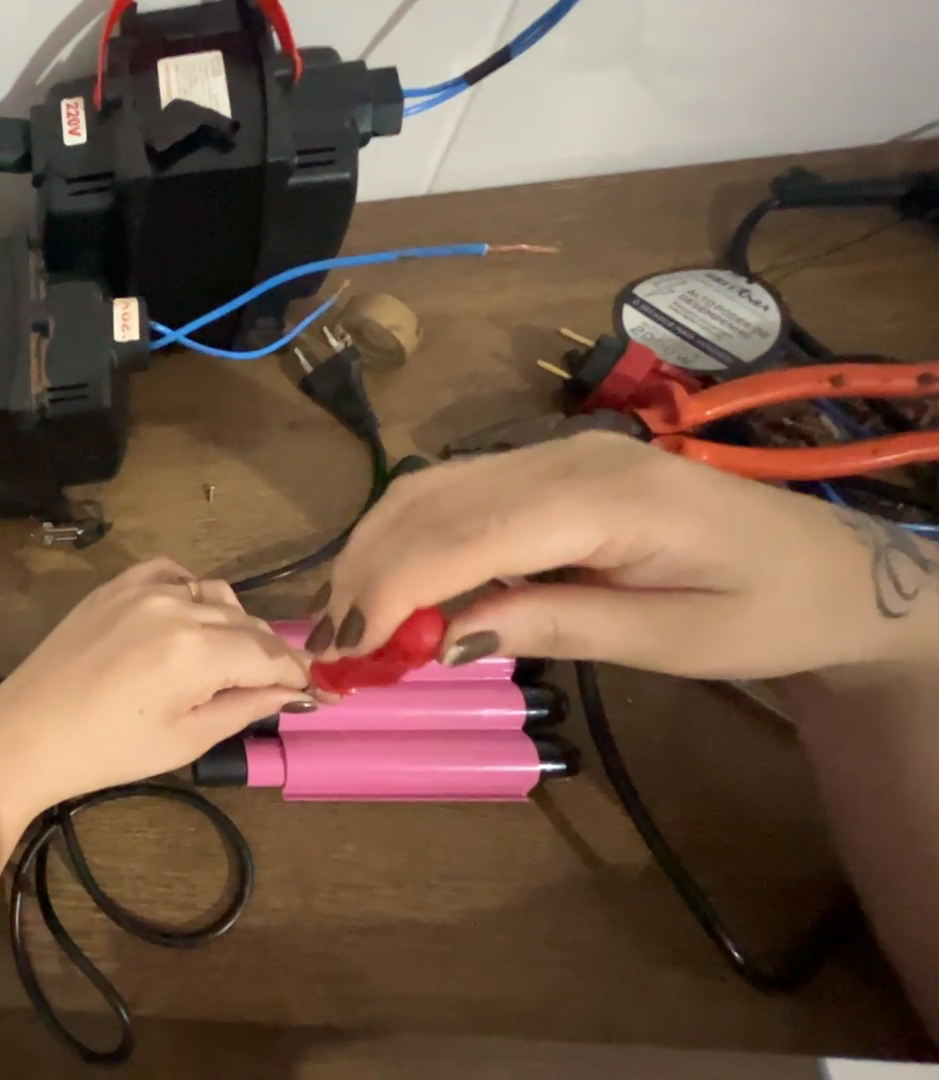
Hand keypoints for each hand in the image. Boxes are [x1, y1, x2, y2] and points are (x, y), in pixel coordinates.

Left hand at [0, 557, 311, 828]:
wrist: (27, 734)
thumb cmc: (108, 751)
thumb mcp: (187, 738)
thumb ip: (246, 705)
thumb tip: (296, 692)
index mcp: (197, 650)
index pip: (270, 654)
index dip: (297, 674)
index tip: (315, 691)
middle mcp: (175, 607)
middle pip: (245, 623)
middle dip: (267, 654)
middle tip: (274, 684)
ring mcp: (140, 590)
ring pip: (212, 594)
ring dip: (232, 623)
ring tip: (227, 658)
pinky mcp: (112, 586)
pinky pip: (169, 573)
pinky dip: (189, 591)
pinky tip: (188, 616)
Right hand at [309, 432, 938, 679]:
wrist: (839, 564)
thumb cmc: (775, 611)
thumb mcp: (675, 638)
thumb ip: (554, 624)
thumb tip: (439, 639)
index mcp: (606, 496)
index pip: (464, 534)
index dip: (393, 589)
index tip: (346, 648)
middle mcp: (558, 457)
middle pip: (424, 505)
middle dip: (363, 576)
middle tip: (328, 645)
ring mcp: (540, 454)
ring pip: (416, 493)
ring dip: (367, 556)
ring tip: (342, 619)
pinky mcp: (529, 467)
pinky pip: (438, 495)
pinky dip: (393, 541)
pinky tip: (380, 583)